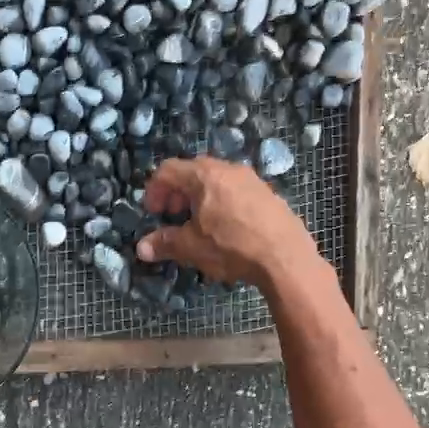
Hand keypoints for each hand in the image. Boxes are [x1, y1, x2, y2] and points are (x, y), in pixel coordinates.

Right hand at [138, 157, 319, 287]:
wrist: (287, 258)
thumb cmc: (232, 247)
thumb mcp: (192, 247)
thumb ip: (165, 243)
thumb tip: (142, 248)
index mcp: (204, 175)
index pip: (168, 170)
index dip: (154, 189)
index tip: (153, 212)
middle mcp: (228, 169)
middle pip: (192, 171)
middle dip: (177, 192)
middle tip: (172, 216)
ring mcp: (251, 179)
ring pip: (216, 179)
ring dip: (200, 197)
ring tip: (199, 223)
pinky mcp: (268, 193)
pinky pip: (235, 190)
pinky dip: (222, 201)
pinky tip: (227, 227)